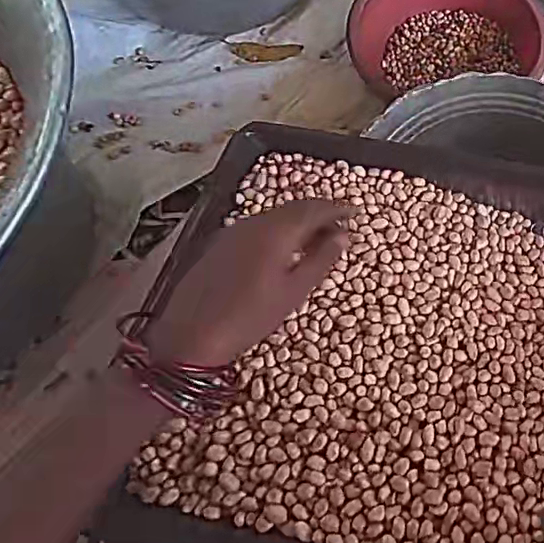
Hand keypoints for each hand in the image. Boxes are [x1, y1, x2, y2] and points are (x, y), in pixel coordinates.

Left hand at [142, 199, 351, 366]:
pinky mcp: (222, 243)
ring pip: (275, 216)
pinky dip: (280, 230)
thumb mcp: (293, 293)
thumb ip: (321, 260)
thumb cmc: (248, 318)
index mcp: (277, 231)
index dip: (337, 209)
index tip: (354, 213)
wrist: (189, 334)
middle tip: (340, 225)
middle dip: (320, 213)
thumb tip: (343, 236)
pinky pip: (260, 226)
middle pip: (294, 208)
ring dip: (299, 222)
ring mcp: (235, 231)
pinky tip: (285, 250)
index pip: (314, 208)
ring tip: (317, 239)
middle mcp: (255, 223)